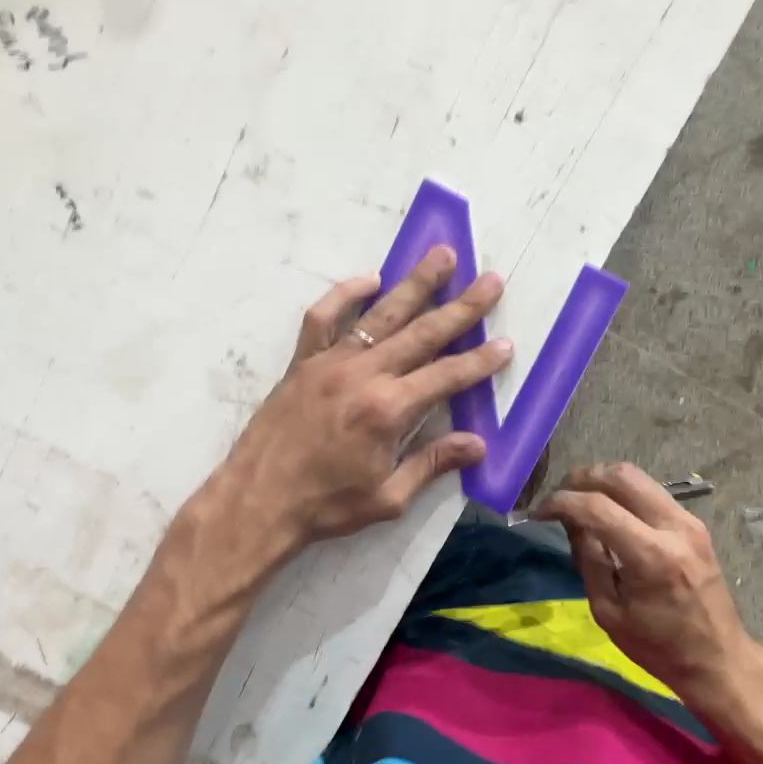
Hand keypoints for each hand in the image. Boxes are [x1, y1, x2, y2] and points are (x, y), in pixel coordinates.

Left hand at [209, 246, 512, 549]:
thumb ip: (432, 463)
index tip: (506, 343)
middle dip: (462, 306)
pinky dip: (346, 294)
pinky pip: (323, 317)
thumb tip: (478, 444)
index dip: (480, 361)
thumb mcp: (388, 498)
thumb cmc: (326, 507)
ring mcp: (329, 363)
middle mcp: (363, 375)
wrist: (256, 503)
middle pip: (423, 333)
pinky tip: (370, 279)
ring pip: (381, 314)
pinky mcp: (302, 362)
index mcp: (388, 411)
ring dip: (415, 284)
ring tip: (442, 256)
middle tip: (491, 280)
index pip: (447, 376)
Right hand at [535, 463, 761, 697]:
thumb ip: (589, 560)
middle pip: (621, 475)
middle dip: (581, 478)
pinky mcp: (694, 524)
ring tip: (578, 500)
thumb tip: (573, 523)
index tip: (538, 512)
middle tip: (558, 495)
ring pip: (638, 477)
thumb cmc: (658, 646)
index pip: (597, 507)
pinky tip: (606, 512)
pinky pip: (651, 493)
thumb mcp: (608, 612)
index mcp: (651, 556)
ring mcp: (689, 521)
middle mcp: (674, 527)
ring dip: (602, 481)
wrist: (717, 658)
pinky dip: (623, 493)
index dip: (560, 502)